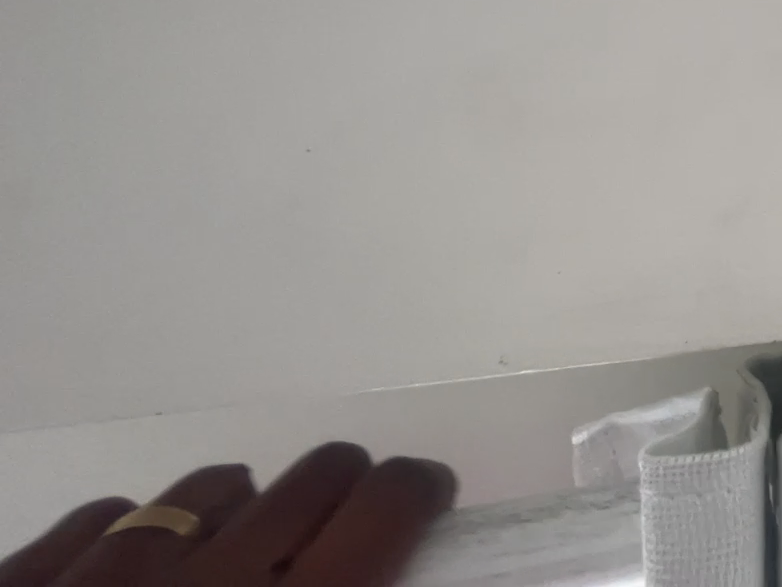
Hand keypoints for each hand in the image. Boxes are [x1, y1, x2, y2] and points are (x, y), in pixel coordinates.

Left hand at [0, 443, 453, 586]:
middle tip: (326, 543)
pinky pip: (102, 518)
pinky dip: (129, 542)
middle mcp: (210, 585)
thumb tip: (389, 584)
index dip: (421, 491)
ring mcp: (95, 586)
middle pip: (322, 470)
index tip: (420, 512)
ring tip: (214, 572)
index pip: (391, 500)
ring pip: (214, 486)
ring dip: (238, 516)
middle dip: (343, 496)